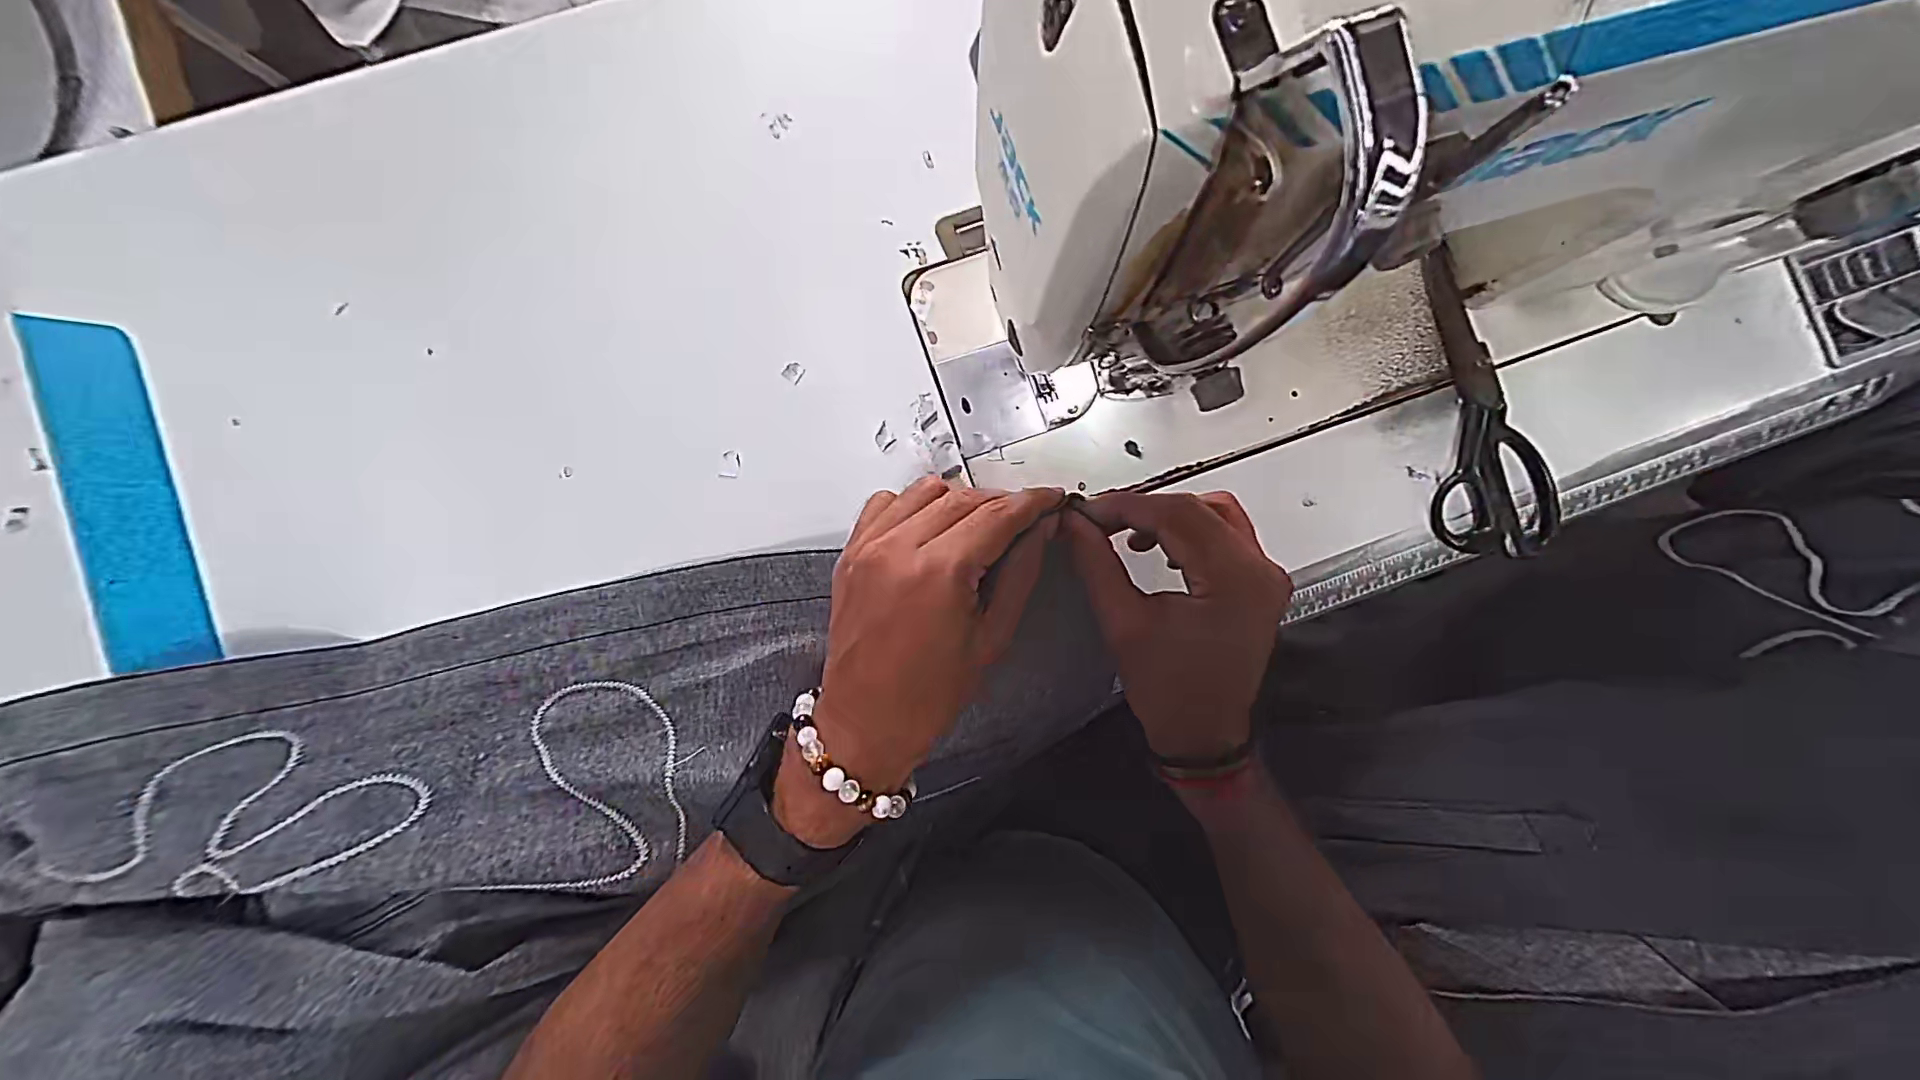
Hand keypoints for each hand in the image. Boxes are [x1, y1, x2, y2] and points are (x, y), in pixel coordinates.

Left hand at [774, 477, 1063, 845]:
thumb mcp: (992, 637)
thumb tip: (1039, 532)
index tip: (1048, 500)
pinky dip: (913, 505)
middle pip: (964, 498)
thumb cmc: (924, 696)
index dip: (1032, 503)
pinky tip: (930, 528)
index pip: (998, 515)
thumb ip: (1020, 573)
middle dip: (1001, 502)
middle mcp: (898, 550)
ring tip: (977, 526)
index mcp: (939, 572)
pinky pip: (886, 503)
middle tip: (1022, 519)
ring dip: (959, 500)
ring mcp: (869, 548)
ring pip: (926, 491)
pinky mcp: (852, 554)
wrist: (866, 721)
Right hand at [1060, 491, 1291, 760]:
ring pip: (1214, 513)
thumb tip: (1078, 527)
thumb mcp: (1122, 622)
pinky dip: (1188, 529)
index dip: (1125, 506)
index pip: (1175, 515)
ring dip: (1168, 514)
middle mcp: (1259, 572)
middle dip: (1142, 507)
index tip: (1091, 511)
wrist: (1202, 731)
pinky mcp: (1258, 583)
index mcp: (1234, 581)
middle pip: (1196, 508)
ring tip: (1128, 531)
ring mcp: (1265, 576)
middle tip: (1101, 519)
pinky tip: (1159, 545)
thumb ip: (1097, 564)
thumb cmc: (1171, 692)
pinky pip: (1224, 534)